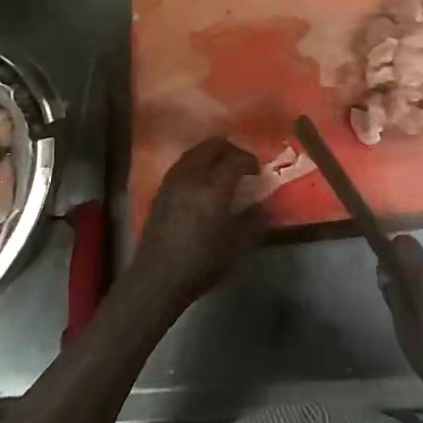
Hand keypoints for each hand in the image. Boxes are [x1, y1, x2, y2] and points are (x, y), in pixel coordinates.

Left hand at [135, 138, 265, 302]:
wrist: (160, 276)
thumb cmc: (202, 262)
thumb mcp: (237, 245)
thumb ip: (254, 221)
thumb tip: (262, 206)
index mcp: (214, 188)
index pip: (236, 159)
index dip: (250, 161)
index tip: (257, 171)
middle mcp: (192, 176)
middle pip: (213, 145)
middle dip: (231, 150)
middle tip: (241, 164)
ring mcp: (173, 180)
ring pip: (195, 151)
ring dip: (212, 153)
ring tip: (222, 169)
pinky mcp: (162, 188)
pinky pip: (183, 163)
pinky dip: (197, 162)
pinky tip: (202, 180)